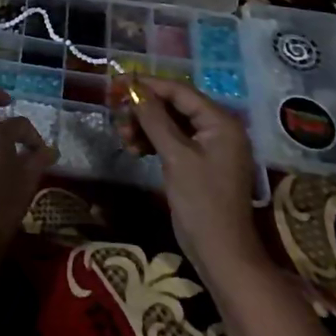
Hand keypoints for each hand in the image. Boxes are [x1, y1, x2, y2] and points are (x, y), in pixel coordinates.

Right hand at [125, 76, 269, 278]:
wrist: (219, 250)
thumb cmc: (201, 201)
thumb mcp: (175, 156)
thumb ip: (154, 119)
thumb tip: (133, 89)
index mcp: (220, 122)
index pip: (179, 91)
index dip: (146, 86)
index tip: (115, 85)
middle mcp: (217, 128)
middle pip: (173, 105)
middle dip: (143, 109)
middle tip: (116, 117)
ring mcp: (208, 146)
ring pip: (169, 122)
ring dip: (144, 126)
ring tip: (125, 140)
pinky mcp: (198, 162)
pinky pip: (171, 140)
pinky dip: (152, 141)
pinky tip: (135, 151)